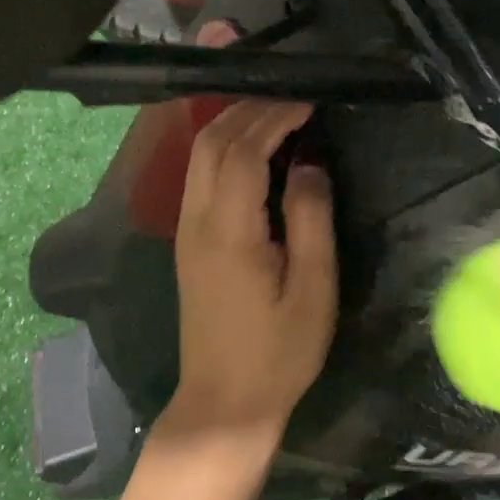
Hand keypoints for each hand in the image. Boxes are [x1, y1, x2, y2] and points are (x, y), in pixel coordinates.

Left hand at [168, 99, 336, 435]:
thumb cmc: (278, 352)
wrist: (223, 404)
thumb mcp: (313, 289)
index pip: (245, 150)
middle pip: (212, 141)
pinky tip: (252, 145)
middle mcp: (198, 219)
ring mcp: (186, 228)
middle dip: (251, 108)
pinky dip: (225, 144)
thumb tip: (308, 163)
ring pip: (200, 153)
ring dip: (233, 121)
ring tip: (275, 109)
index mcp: (229, 230)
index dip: (274, 116)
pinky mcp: (188, 239)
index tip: (308, 100)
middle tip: (294, 96)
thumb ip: (310, 218)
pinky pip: (200, 172)